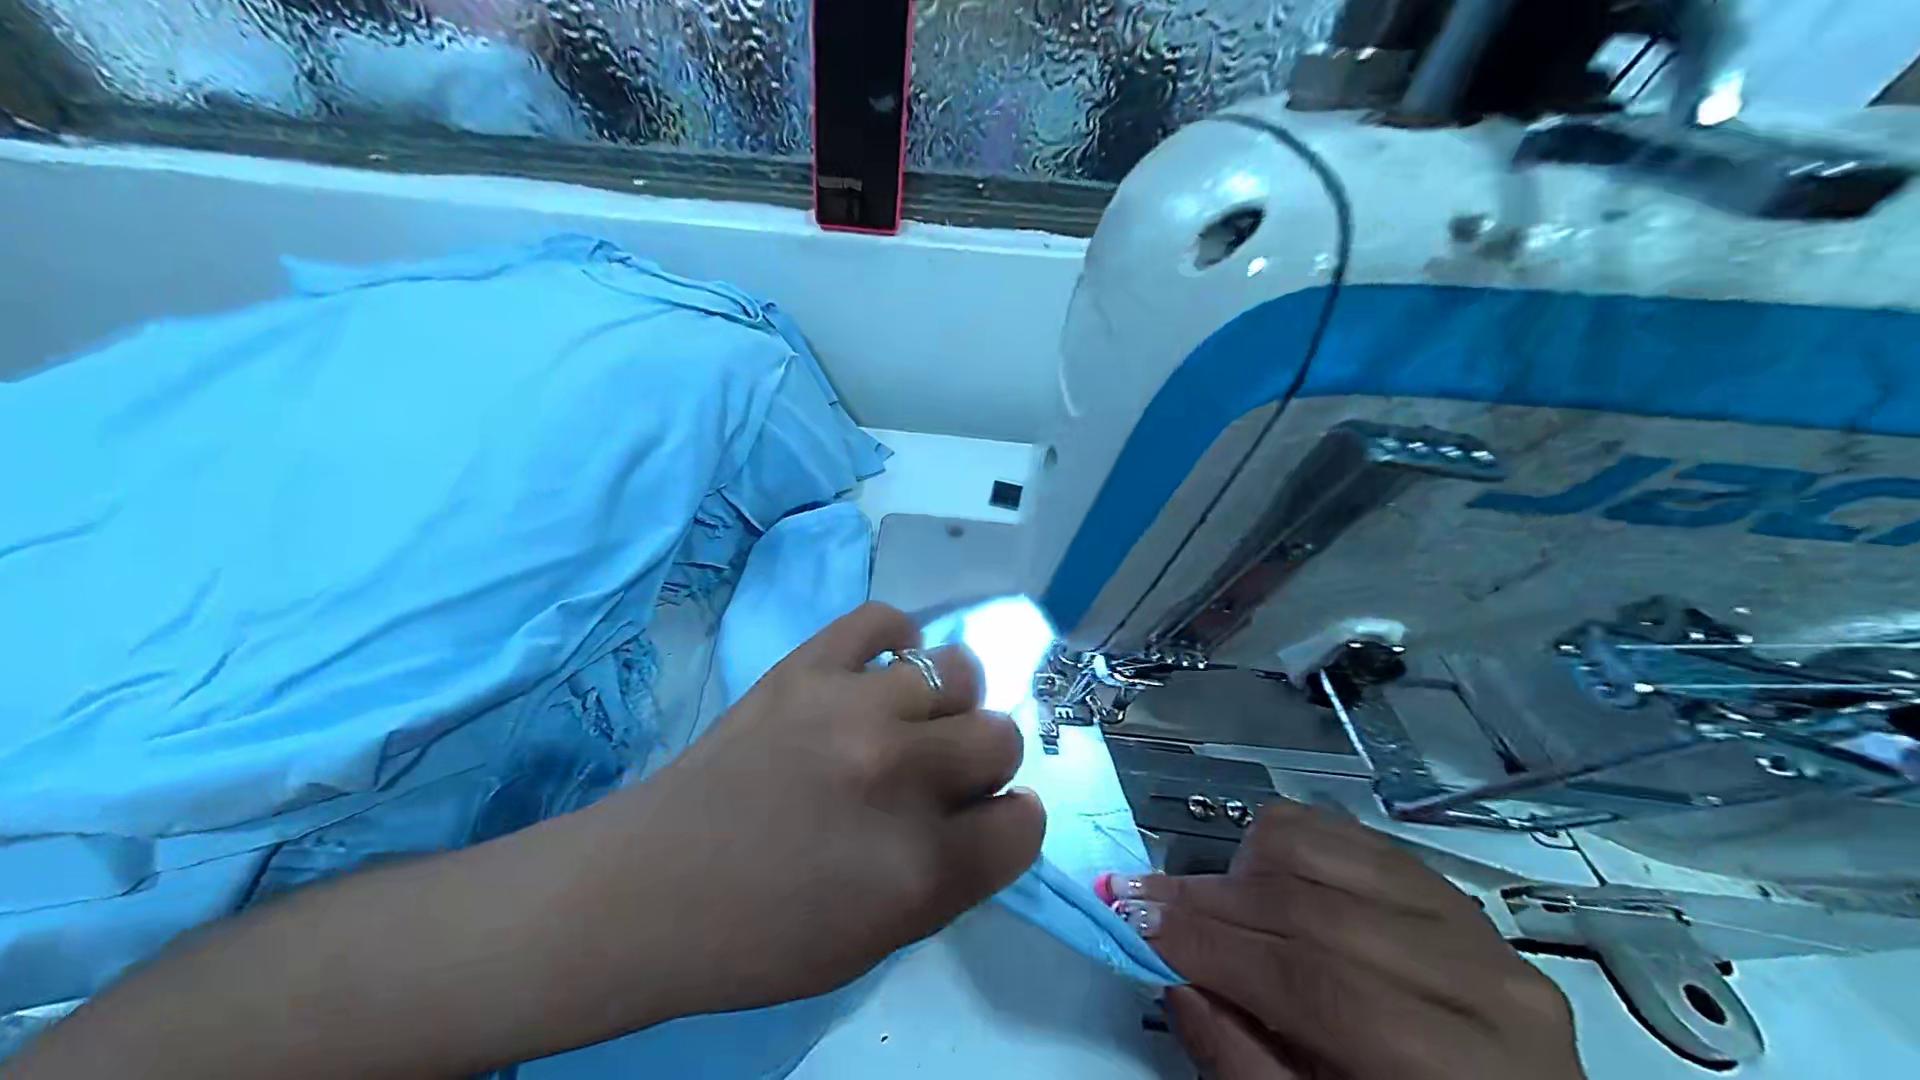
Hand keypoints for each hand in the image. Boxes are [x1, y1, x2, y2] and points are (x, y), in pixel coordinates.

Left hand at [585, 602, 1045, 1016]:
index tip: (984, 817)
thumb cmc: (765, 933)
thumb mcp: (881, 937)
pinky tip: (883, 669)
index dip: (1008, 822)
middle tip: (937, 772)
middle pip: (1001, 738)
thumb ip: (956, 873)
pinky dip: (895, 640)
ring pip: (959, 671)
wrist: (651, 886)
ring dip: (945, 703)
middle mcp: (899, 776)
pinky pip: (883, 619)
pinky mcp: (806, 666)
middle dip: (980, 761)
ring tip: (909, 719)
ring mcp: (853, 708)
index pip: (1022, 824)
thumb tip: (996, 806)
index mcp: (921, 868)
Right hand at [1117, 802, 1584, 1079]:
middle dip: (1205, 903)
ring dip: (1239, 869)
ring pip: (1316, 846)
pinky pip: (1337, 830)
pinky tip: (1257, 882)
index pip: (1310, 981)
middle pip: (1305, 906)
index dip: (1209, 948)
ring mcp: (1465, 917)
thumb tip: (1171, 977)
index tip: (1133, 923)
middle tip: (1138, 899)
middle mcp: (1479, 975)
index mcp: (1462, 1066)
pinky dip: (1279, 846)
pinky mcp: (1440, 884)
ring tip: (1207, 906)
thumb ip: (1242, 1066)